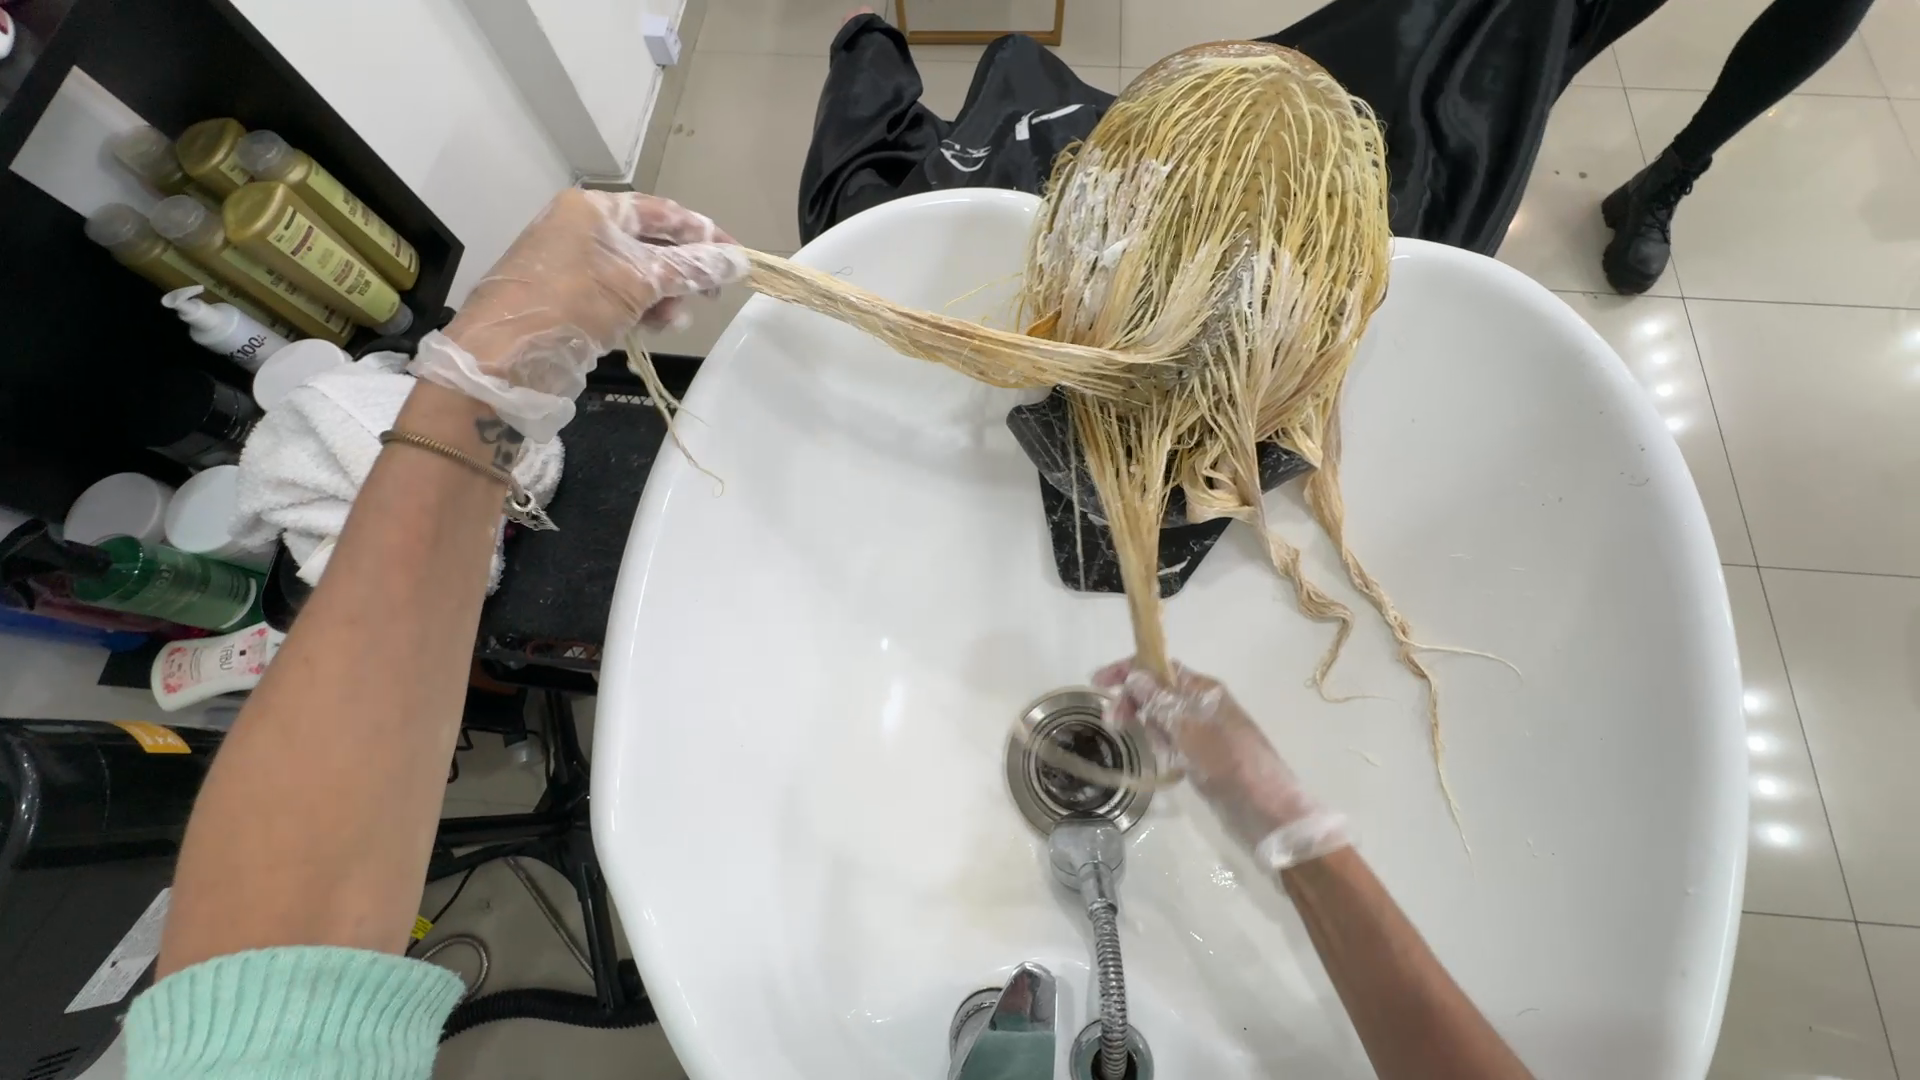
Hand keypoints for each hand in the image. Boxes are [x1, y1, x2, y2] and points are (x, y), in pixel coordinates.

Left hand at [417, 190, 747, 440]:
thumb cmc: (572, 302)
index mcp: (594, 210)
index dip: (705, 234)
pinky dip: (644, 312)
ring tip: (673, 320)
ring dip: (666, 298)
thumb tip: (738, 261)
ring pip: (642, 276)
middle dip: (684, 273)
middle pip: (654, 245)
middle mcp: (584, 230)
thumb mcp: (638, 281)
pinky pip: (624, 299)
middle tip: (711, 297)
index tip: (738, 258)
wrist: (507, 354)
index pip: (664, 213)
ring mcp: (578, 266)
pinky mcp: (575, 300)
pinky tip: (652, 328)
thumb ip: (691, 269)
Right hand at [1094, 658, 1348, 870]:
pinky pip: (1172, 743)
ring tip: (1163, 754)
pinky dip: (1165, 750)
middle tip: (1113, 724)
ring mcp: (1203, 731)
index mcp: (1203, 689)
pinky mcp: (1203, 755)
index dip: (1127, 670)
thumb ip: (1159, 700)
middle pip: (1155, 691)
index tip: (1098, 684)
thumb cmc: (1229, 764)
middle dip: (1133, 703)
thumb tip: (1135, 674)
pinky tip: (1171, 766)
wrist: (1267, 811)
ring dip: (1151, 731)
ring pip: (1161, 719)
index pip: (1158, 666)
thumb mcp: (1188, 729)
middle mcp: (1202, 704)